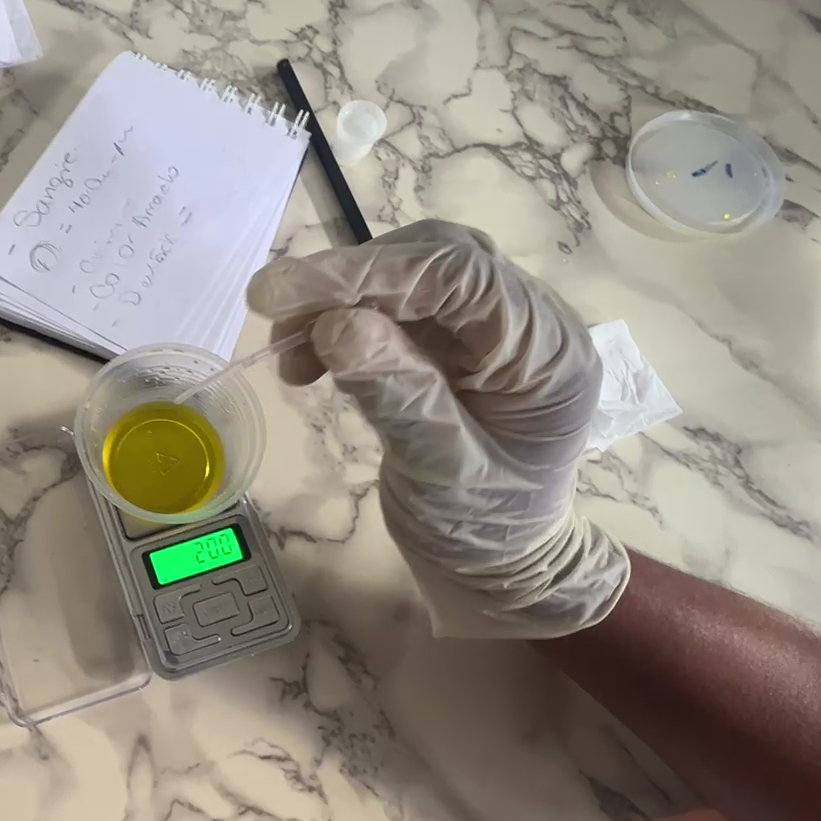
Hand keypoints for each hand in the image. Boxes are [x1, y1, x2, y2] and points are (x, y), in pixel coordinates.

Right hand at [247, 220, 626, 637]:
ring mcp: (487, 329)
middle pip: (434, 260)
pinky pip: (393, 310)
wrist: (494, 560)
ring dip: (338, 301)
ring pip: (408, 277)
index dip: (371, 272)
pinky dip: (342, 324)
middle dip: (348, 282)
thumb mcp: (438, 471)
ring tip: (287, 350)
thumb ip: (398, 395)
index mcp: (544, 352)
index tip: (286, 292)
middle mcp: (524, 322)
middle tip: (275, 317)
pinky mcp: (452, 341)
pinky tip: (309, 359)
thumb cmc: (478, 529)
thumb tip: (335, 324)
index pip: (460, 276)